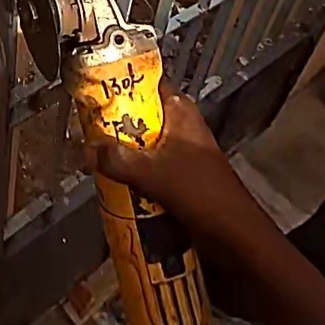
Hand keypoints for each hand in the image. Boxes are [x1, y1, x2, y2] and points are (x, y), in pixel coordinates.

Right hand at [88, 86, 269, 246]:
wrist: (240, 244)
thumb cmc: (202, 194)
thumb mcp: (152, 172)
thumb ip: (116, 159)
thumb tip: (84, 149)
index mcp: (181, 112)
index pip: (148, 82)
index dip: (121, 81)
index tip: (94, 87)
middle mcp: (182, 127)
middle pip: (141, 114)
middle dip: (115, 121)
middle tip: (86, 123)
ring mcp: (184, 154)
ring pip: (144, 142)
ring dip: (122, 149)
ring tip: (93, 152)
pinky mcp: (183, 179)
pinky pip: (149, 167)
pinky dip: (132, 171)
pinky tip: (112, 178)